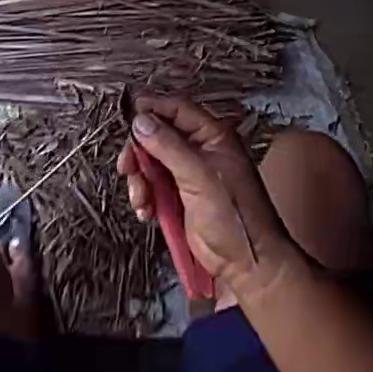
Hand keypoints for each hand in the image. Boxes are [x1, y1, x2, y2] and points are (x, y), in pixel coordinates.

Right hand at [118, 96, 305, 304]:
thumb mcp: (199, 175)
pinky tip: (147, 211)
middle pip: (159, 136)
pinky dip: (145, 197)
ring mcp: (189, 175)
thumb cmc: (237, 216)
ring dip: (140, 180)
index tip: (130, 113)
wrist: (245, 262)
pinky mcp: (180, 198)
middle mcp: (201, 151)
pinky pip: (153, 188)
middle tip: (128, 165)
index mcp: (213, 136)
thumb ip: (168, 146)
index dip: (153, 109)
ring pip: (152, 164)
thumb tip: (142, 121)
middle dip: (140, 151)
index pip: (178, 110)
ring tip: (141, 197)